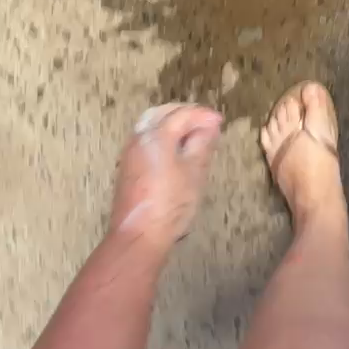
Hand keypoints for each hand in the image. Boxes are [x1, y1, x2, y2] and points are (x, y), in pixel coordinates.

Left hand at [109, 103, 222, 254]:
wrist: (138, 236)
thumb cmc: (170, 204)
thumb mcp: (194, 173)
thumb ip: (202, 144)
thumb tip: (209, 125)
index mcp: (157, 135)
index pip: (183, 114)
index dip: (203, 115)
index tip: (220, 122)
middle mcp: (139, 137)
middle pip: (163, 112)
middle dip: (186, 113)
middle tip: (206, 122)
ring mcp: (130, 151)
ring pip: (151, 122)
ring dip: (172, 121)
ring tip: (192, 133)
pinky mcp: (128, 165)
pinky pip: (145, 136)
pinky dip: (162, 133)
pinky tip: (174, 148)